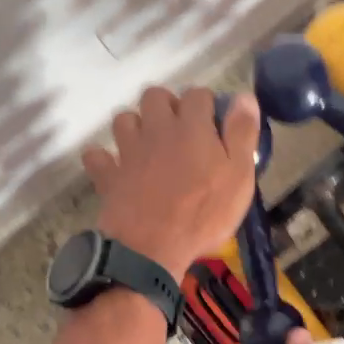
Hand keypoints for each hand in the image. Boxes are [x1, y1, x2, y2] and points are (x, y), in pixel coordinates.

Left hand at [83, 87, 260, 281]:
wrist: (153, 248)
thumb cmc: (204, 215)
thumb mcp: (239, 178)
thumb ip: (242, 135)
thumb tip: (245, 96)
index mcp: (191, 125)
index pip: (199, 95)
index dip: (207, 106)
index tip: (214, 126)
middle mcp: (156, 127)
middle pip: (155, 96)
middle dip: (167, 107)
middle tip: (180, 134)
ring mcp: (128, 150)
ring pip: (124, 119)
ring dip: (136, 128)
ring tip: (149, 148)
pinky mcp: (108, 175)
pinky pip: (97, 156)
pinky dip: (105, 160)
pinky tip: (115, 169)